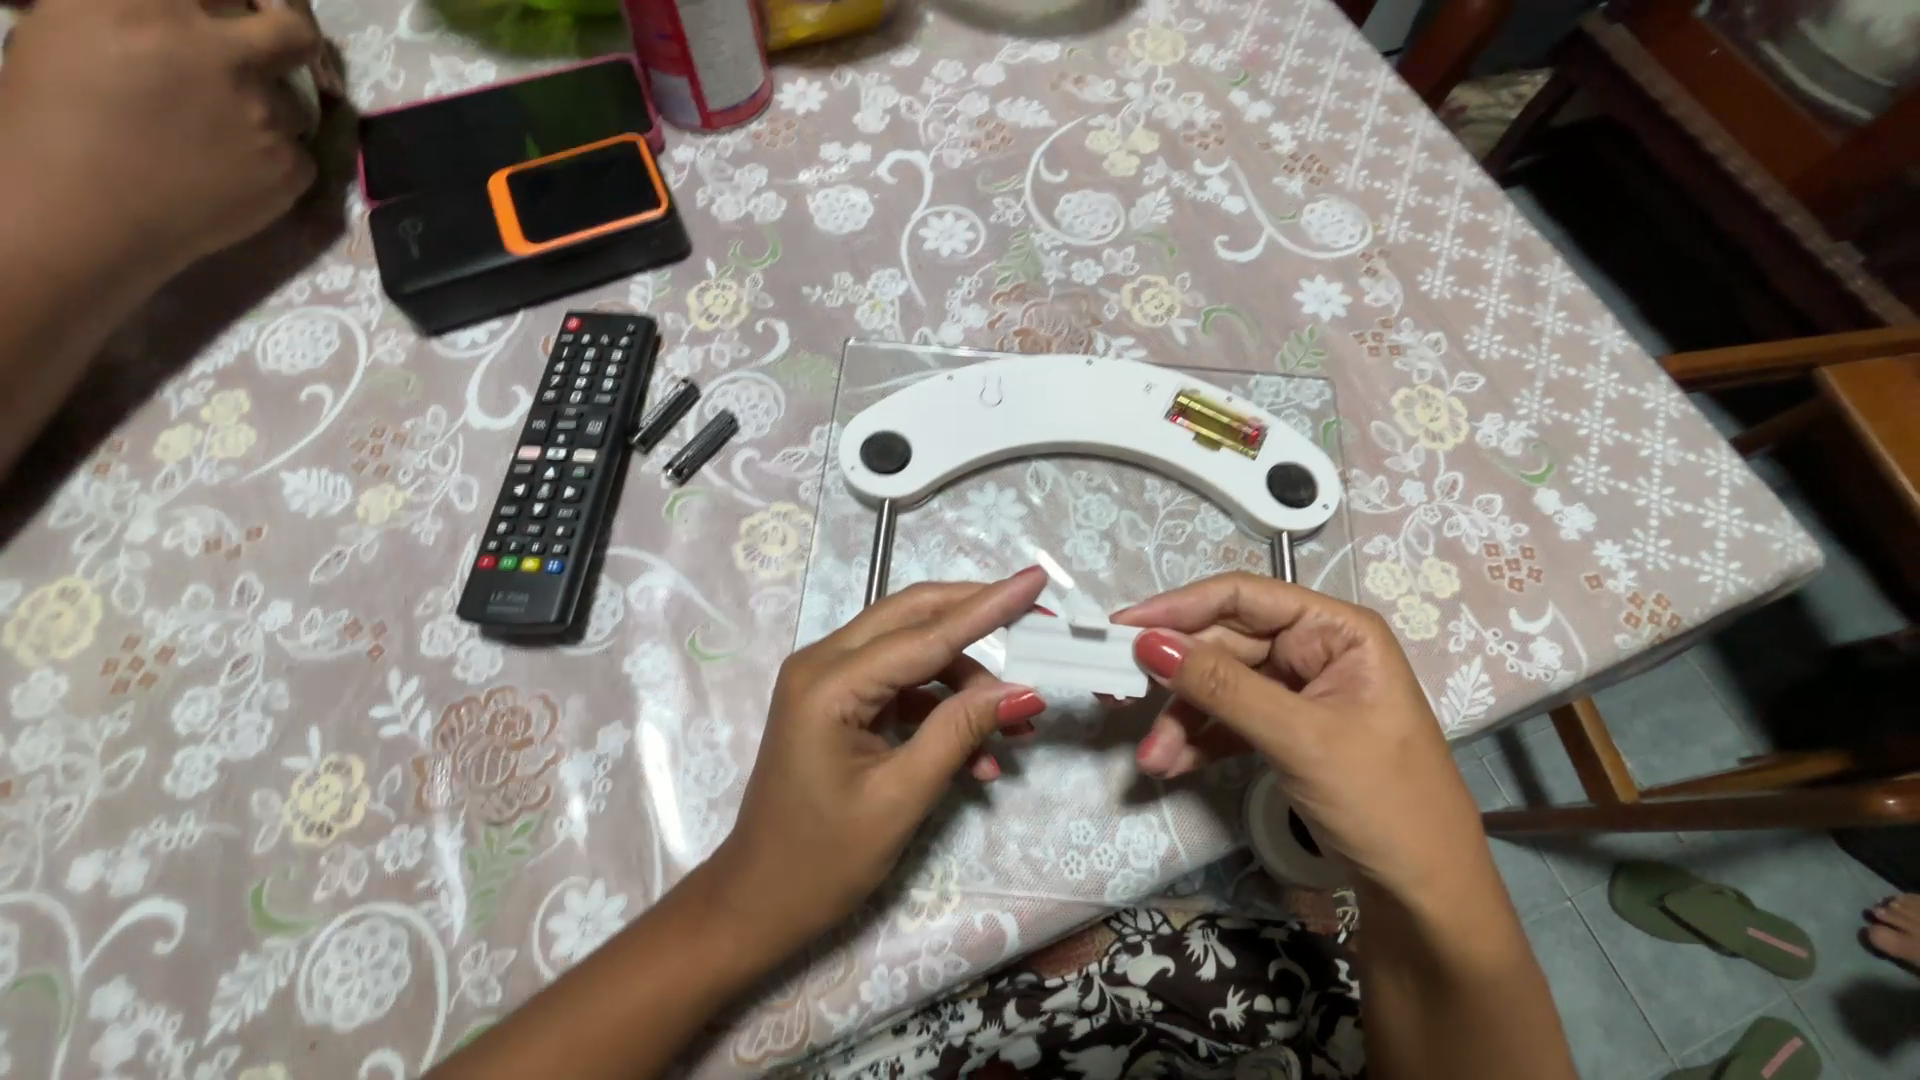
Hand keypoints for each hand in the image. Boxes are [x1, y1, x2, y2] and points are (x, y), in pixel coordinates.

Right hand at [0, 0, 319, 281]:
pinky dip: (271, 161)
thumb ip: (145, 10)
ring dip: (268, 111)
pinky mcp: (291, 167)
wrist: (78, 207)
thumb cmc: (52, 114)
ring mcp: (263, 115)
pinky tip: (227, 171)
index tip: (251, 5)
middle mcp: (216, 53)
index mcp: (147, 3)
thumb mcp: (75, 29)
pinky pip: (298, 155)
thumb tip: (202, 13)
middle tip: (280, 43)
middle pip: (295, 29)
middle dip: (293, 33)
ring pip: (294, 103)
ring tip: (215, 132)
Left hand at [707, 568, 1049, 955]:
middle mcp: (822, 663)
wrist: (758, 903)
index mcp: (829, 683)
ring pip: (913, 652)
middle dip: (977, 618)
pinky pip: (902, 686)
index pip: (925, 633)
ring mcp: (827, 680)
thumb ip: (960, 732)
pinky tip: (978, 757)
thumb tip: (1024, 691)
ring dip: (966, 683)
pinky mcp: (838, 702)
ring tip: (1015, 730)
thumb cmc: (822, 861)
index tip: (1035, 579)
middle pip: (913, 618)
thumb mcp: (901, 797)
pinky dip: (942, 709)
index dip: (987, 607)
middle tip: (1036, 621)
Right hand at [1111, 573, 1485, 898]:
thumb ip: (1220, 686)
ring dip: (1180, 721)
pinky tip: (1172, 765)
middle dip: (1176, 682)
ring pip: (1218, 687)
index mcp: (1335, 630)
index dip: (1179, 607)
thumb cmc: (1382, 799)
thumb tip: (1147, 643)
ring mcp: (1296, 691)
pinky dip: (1197, 741)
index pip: (1243, 597)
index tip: (1122, 627)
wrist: (1423, 893)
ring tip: (1152, 760)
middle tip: (1119, 698)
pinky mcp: (1282, 730)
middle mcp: (1313, 650)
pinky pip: (1226, 721)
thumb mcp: (1298, 737)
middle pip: (1223, 646)